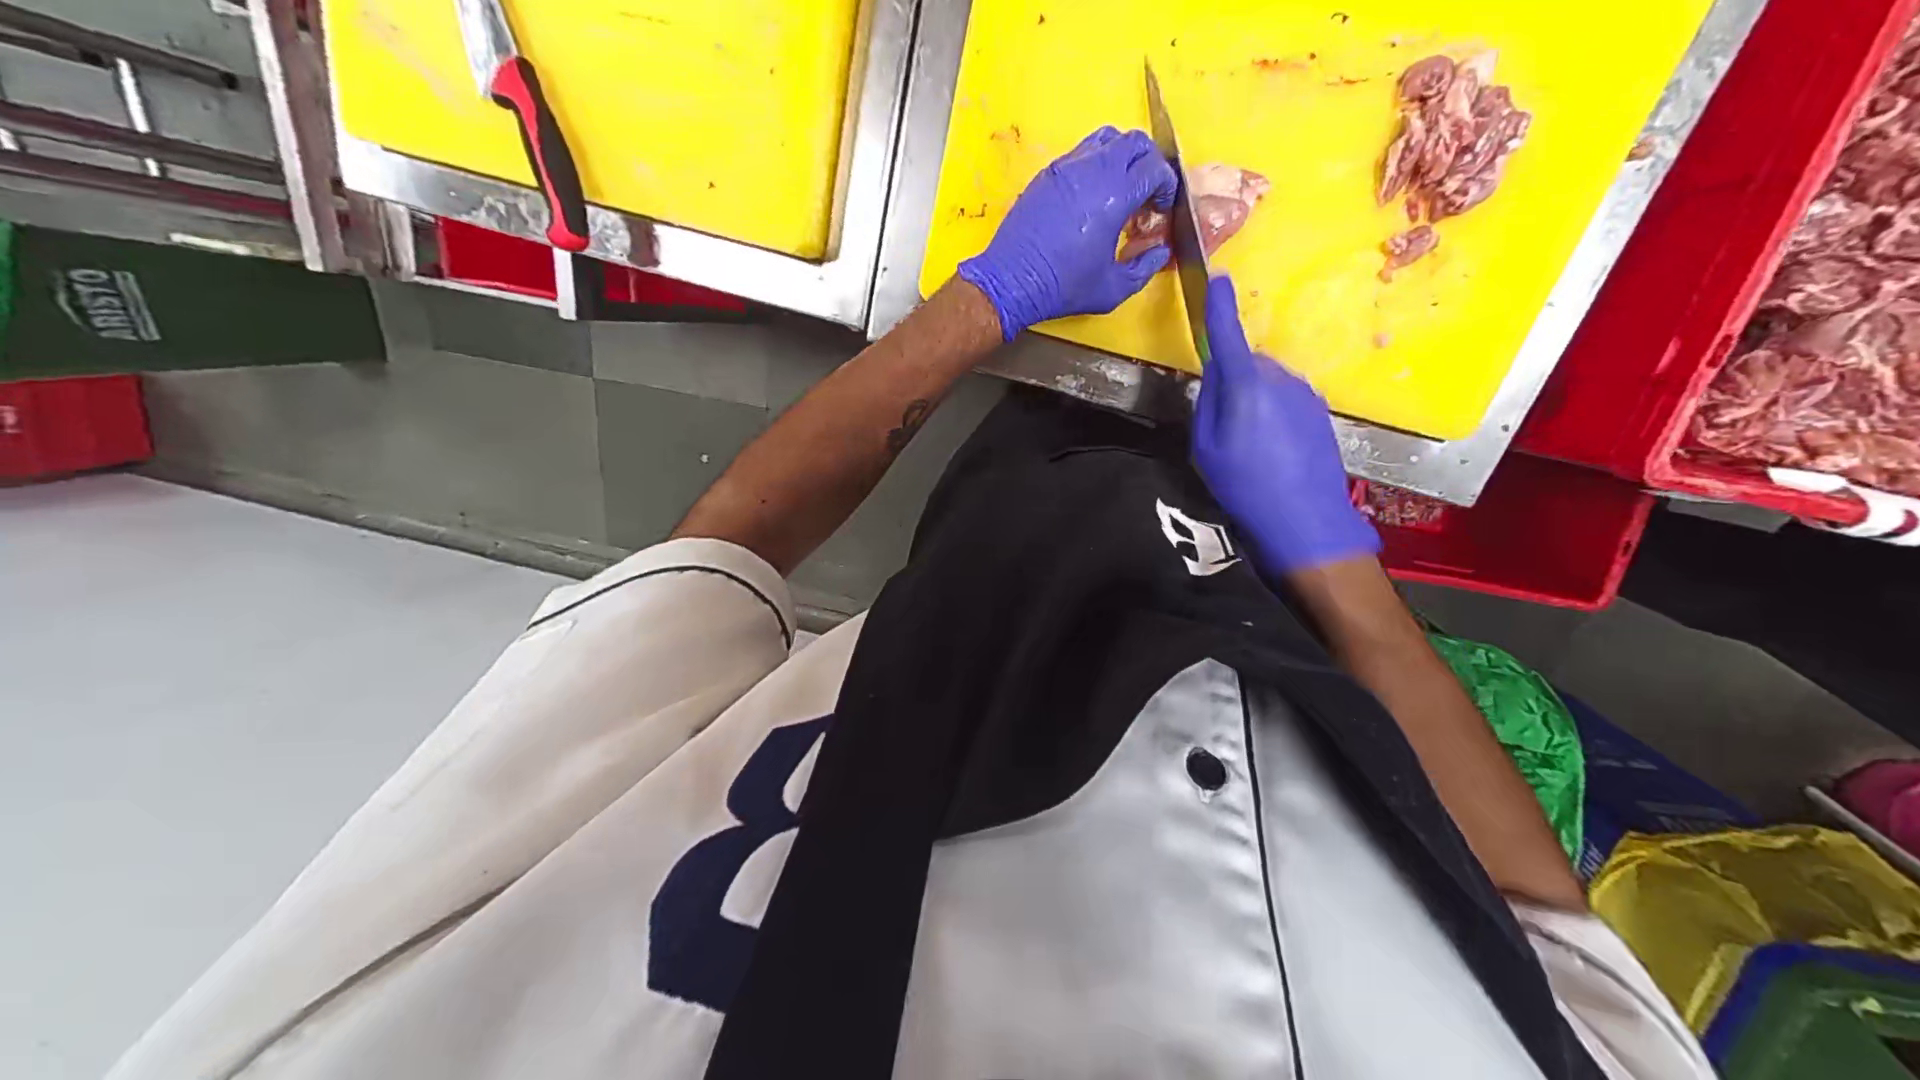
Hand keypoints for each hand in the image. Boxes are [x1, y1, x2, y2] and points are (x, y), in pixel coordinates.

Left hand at [958, 126, 1177, 341]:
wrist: (1011, 282)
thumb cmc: (1062, 287)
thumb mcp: (1113, 288)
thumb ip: (1145, 268)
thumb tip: (1160, 252)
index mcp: (1113, 195)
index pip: (1154, 168)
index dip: (1165, 187)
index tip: (1160, 210)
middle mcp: (1091, 171)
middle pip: (1134, 142)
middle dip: (1148, 164)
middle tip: (1145, 195)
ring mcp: (1065, 168)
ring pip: (1105, 139)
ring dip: (1121, 158)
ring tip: (1119, 191)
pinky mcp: (1046, 175)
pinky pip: (1080, 154)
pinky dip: (1095, 166)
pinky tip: (1091, 198)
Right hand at [1193, 276, 1380, 575]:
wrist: (1307, 519)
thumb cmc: (1244, 485)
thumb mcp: (1205, 448)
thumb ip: (1206, 402)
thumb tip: (1215, 374)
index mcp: (1247, 384)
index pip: (1226, 336)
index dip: (1218, 308)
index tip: (1216, 280)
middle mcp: (1280, 378)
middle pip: (1244, 364)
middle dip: (1229, 380)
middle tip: (1218, 427)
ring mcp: (1305, 393)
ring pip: (1265, 382)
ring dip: (1250, 400)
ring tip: (1245, 446)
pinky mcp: (1319, 410)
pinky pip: (1283, 398)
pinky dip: (1269, 413)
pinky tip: (1269, 450)